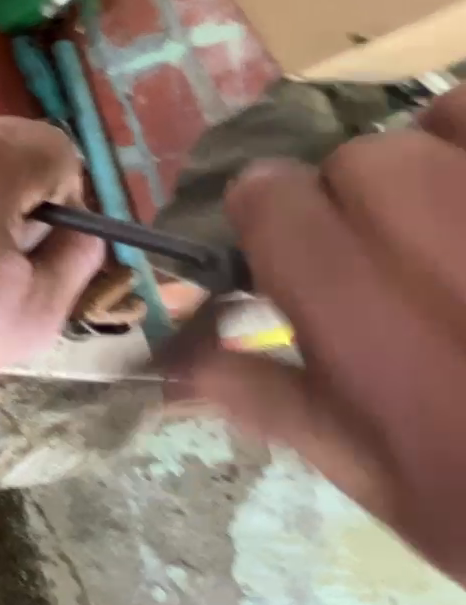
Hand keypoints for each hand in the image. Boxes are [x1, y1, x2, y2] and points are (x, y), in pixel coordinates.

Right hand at [181, 85, 465, 581]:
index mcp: (362, 311)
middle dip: (358, 192)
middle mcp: (434, 244)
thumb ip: (272, 406)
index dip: (267, 216)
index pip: (266, 196)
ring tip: (452, 207)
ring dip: (440, 153)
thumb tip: (167, 367)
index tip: (288, 251)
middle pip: (361, 159)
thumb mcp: (385, 483)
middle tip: (392, 249)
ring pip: (448, 121)